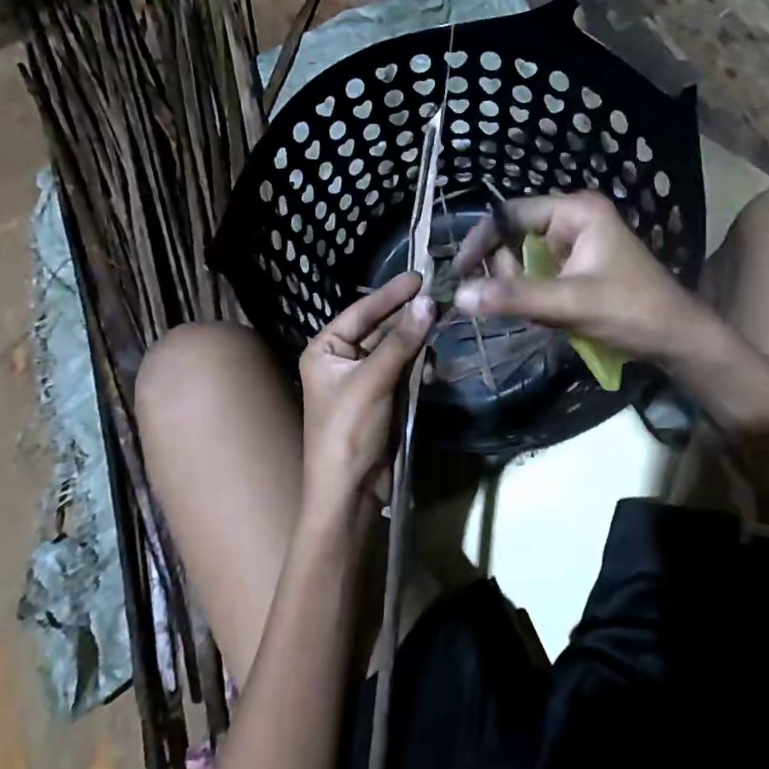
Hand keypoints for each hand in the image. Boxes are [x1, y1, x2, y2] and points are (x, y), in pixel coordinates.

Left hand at [299, 271, 435, 515]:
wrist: (350, 491)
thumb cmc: (348, 430)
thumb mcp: (372, 381)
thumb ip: (400, 342)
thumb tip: (429, 302)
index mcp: (324, 350)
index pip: (360, 312)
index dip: (390, 295)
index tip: (420, 277)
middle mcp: (341, 360)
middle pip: (379, 329)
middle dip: (408, 317)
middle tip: (441, 297)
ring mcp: (363, 380)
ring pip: (395, 349)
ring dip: (416, 340)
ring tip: (443, 323)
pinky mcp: (382, 398)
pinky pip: (403, 371)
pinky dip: (418, 365)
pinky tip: (434, 362)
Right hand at [452, 191, 714, 363]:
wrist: (676, 339)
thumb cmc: (630, 312)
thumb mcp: (568, 304)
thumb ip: (514, 297)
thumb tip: (458, 296)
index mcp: (576, 212)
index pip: (509, 214)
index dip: (480, 241)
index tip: (458, 272)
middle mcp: (573, 219)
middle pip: (513, 236)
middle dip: (503, 270)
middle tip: (506, 300)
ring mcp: (576, 243)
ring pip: (523, 259)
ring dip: (519, 286)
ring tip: (539, 310)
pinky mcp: (578, 266)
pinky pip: (538, 274)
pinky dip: (532, 293)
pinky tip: (546, 313)